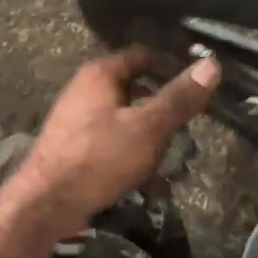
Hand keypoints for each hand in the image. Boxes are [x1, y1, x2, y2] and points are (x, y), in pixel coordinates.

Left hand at [11, 48, 220, 234]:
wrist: (47, 202)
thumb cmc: (98, 157)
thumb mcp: (147, 128)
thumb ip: (178, 98)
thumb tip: (211, 64)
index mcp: (100, 75)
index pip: (143, 56)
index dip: (173, 66)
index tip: (200, 85)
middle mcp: (87, 92)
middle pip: (139, 93)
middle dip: (168, 117)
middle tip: (192, 135)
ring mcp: (81, 122)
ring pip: (130, 125)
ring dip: (157, 145)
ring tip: (180, 169)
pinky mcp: (80, 151)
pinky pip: (117, 148)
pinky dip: (137, 162)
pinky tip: (157, 187)